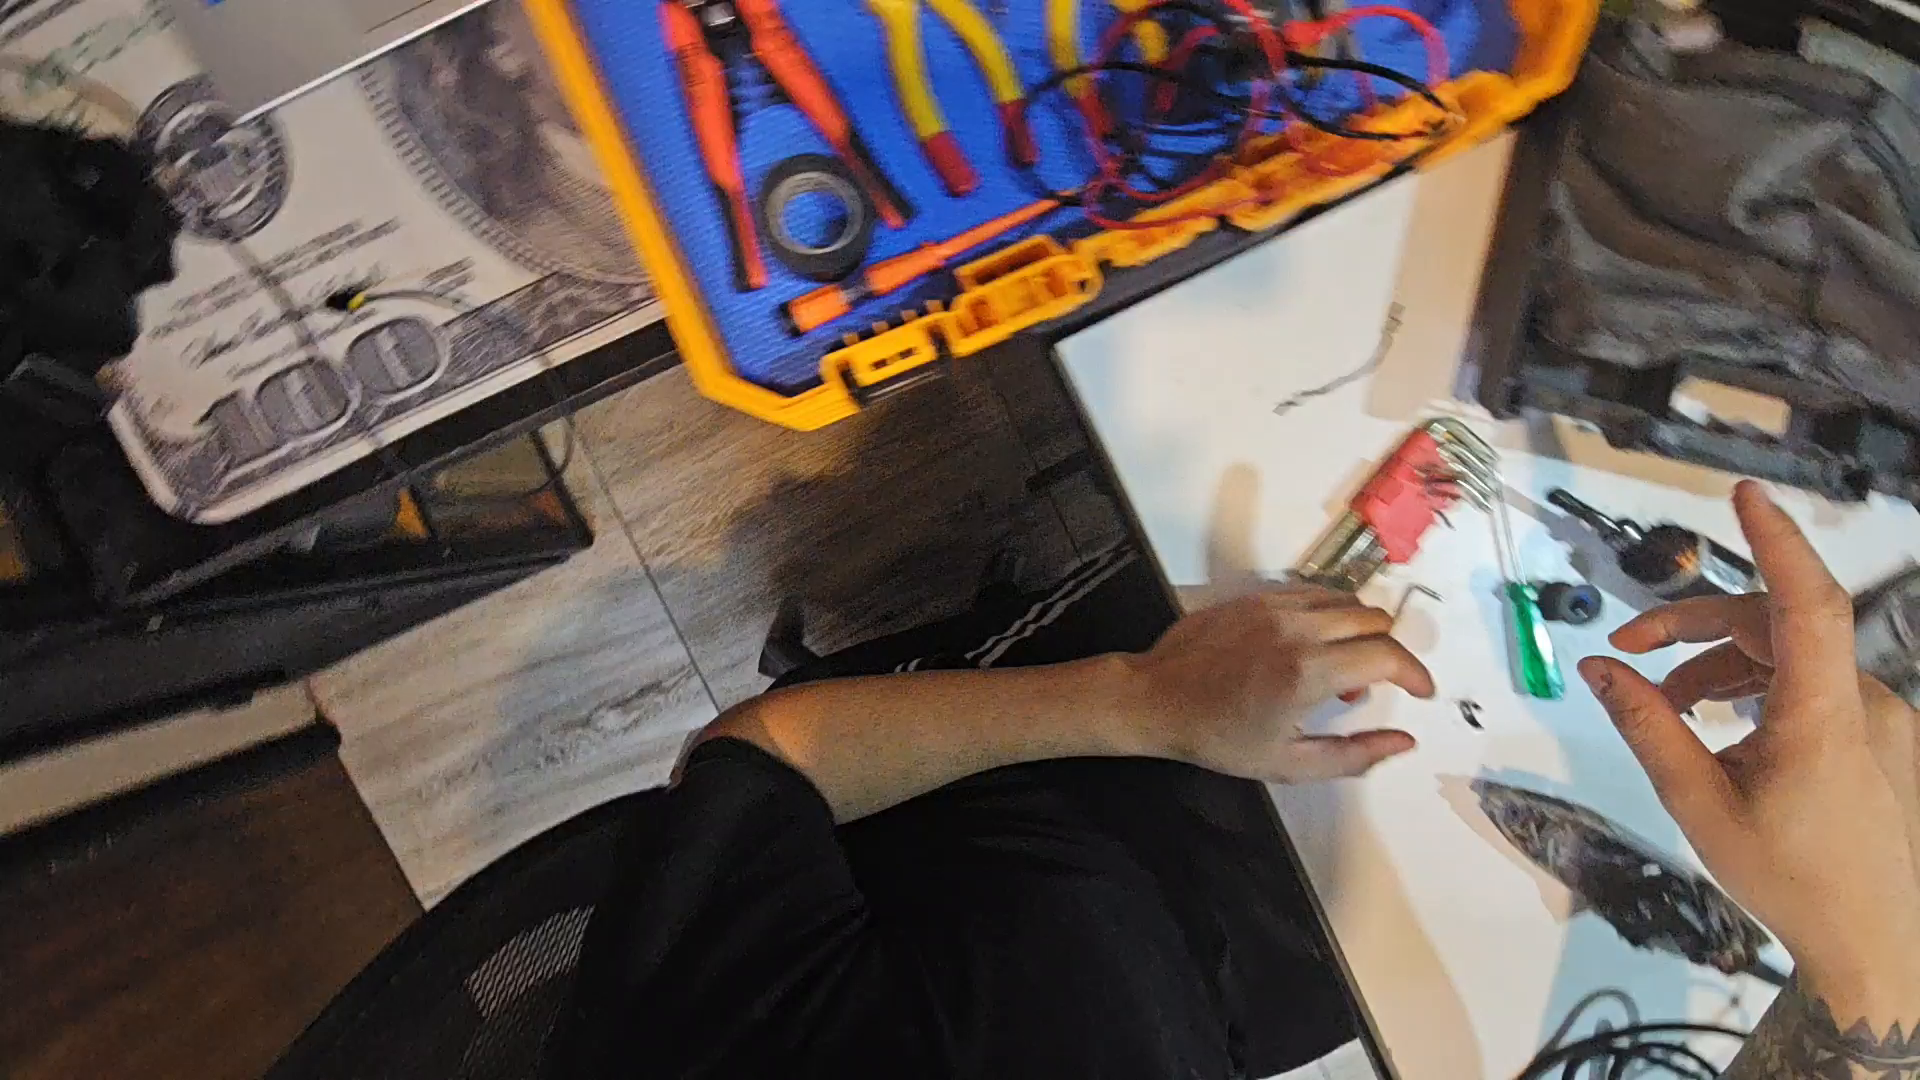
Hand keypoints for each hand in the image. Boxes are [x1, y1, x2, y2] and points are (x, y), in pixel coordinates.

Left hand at [1125, 582, 1433, 782]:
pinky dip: (1325, 613)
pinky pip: (1306, 593)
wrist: (1154, 699)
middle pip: (1371, 617)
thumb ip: (1354, 756)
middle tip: (1373, 682)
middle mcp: (1293, 629)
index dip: (1415, 673)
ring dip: (1357, 626)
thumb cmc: (1217, 737)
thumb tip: (1404, 741)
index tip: (1420, 692)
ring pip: (1341, 598)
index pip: (1386, 654)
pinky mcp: (1249, 598)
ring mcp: (1268, 607)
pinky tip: (1308, 644)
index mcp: (1305, 672)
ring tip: (1337, 665)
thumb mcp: (1287, 764)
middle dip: (1388, 649)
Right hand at [1579, 480, 1919, 1012]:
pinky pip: (1805, 680)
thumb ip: (1646, 721)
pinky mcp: (1877, 736)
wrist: (1887, 947)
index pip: (1806, 605)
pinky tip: (1713, 716)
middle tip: (1624, 650)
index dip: (1776, 543)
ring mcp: (1879, 721)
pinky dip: (1746, 682)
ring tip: (1664, 698)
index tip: (1745, 495)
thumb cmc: (1790, 874)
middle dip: (1689, 623)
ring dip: (1712, 659)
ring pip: (1784, 652)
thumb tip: (1600, 664)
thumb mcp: (1695, 796)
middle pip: (1770, 624)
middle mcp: (1866, 705)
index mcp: (1825, 716)